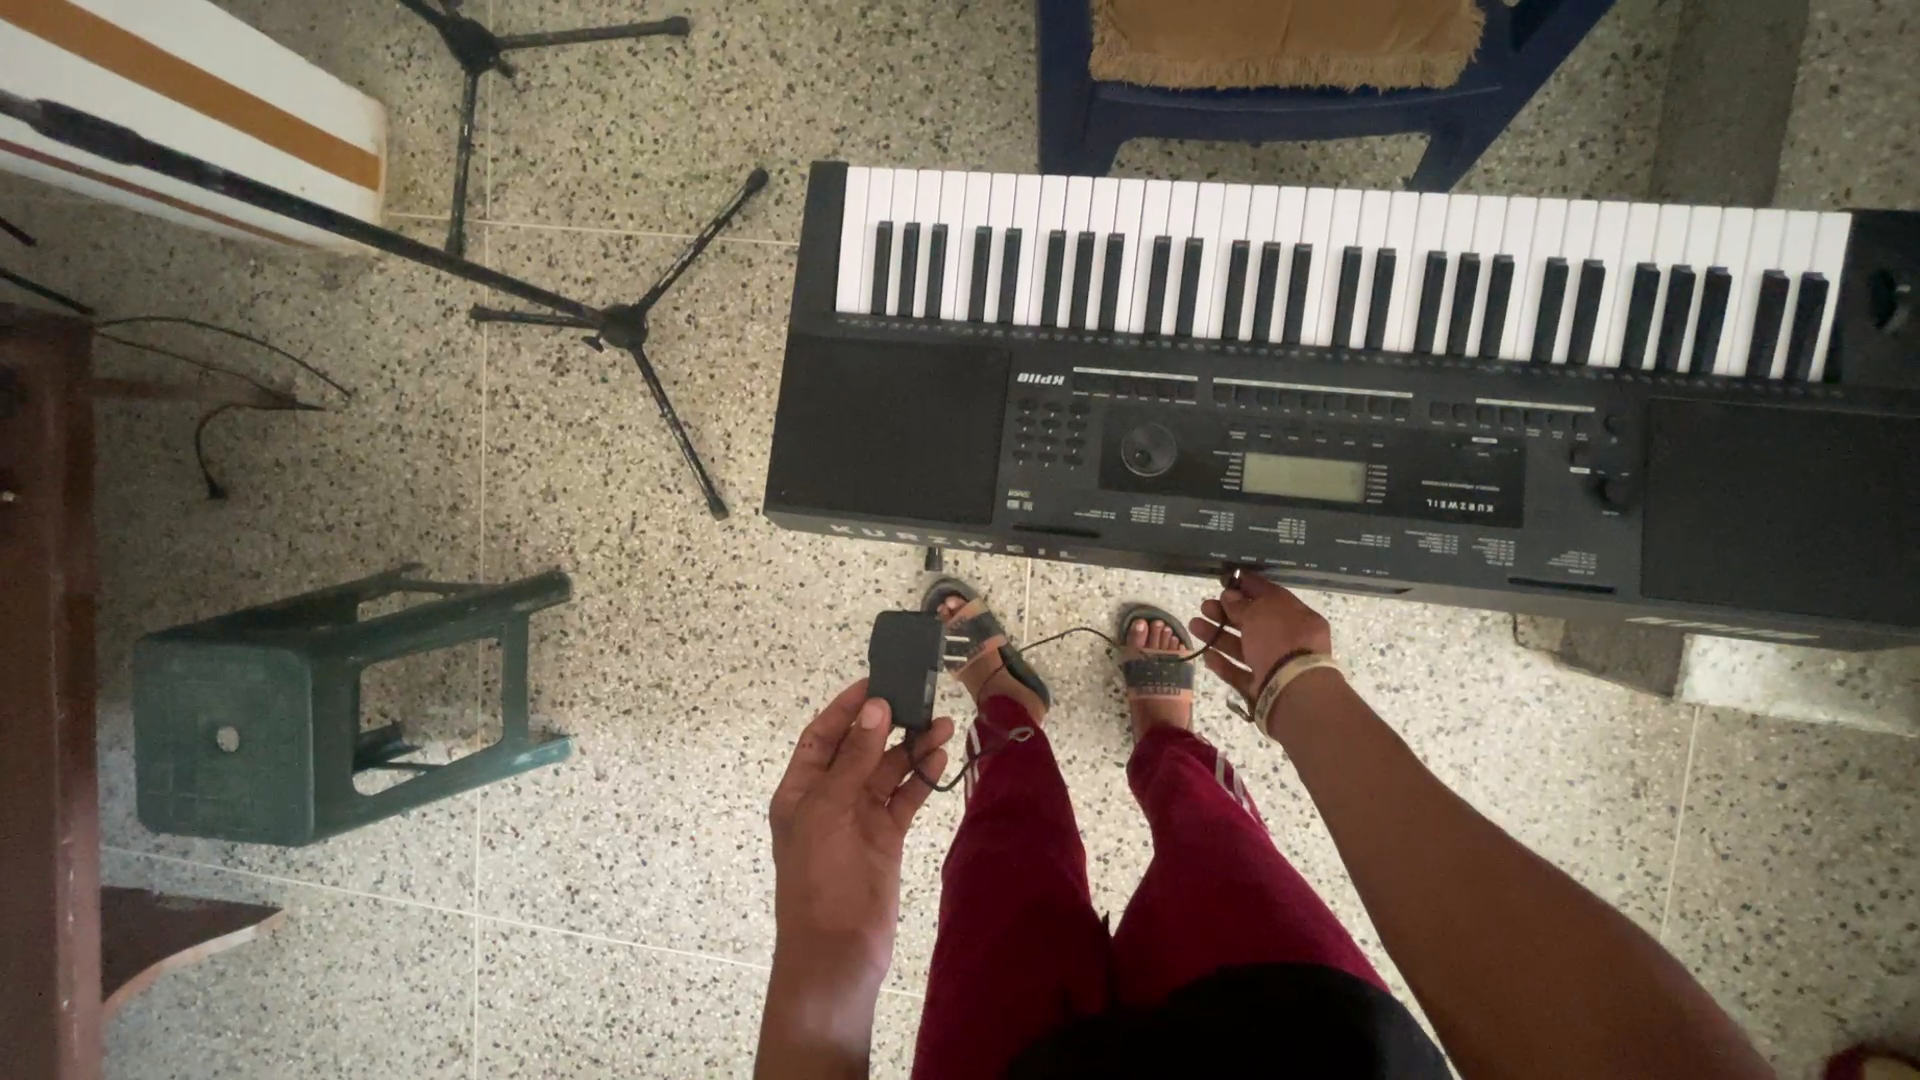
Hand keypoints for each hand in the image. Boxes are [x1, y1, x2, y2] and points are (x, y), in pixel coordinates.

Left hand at [760, 678, 953, 1074]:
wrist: (837, 954)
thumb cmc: (819, 879)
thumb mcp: (830, 811)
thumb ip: (854, 758)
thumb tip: (875, 707)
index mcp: (802, 789)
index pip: (823, 736)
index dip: (847, 707)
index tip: (876, 681)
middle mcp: (831, 797)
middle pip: (861, 748)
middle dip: (888, 723)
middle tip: (921, 697)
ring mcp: (861, 816)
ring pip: (888, 769)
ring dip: (913, 747)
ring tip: (943, 724)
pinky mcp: (887, 835)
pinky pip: (905, 796)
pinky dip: (922, 776)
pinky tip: (940, 756)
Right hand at [1188, 572, 1333, 701]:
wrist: (1292, 693)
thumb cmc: (1281, 642)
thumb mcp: (1261, 613)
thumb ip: (1242, 604)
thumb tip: (1229, 596)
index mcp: (1299, 619)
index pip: (1272, 596)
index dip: (1248, 587)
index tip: (1226, 581)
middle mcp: (1290, 642)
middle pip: (1254, 623)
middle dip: (1226, 613)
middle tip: (1204, 606)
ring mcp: (1276, 667)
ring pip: (1243, 648)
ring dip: (1218, 635)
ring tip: (1194, 625)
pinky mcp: (1262, 688)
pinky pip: (1240, 673)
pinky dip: (1224, 664)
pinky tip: (1206, 655)